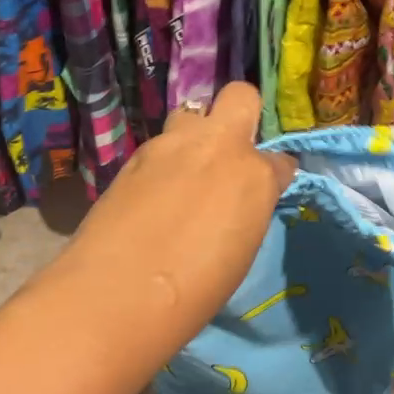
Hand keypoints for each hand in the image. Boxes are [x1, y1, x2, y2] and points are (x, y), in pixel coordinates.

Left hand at [62, 83, 296, 339]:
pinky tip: (152, 193)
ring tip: (185, 171)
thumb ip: (247, 209)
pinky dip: (163, 162)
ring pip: (191, 114)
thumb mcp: (241, 249)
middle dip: (242, 113)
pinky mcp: (135, 156)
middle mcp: (219, 146)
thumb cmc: (193, 292)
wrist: (113, 298)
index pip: (280, 160)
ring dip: (195, 135)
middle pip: (240, 96)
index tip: (264, 191)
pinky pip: (159, 146)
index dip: (274, 174)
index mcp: (256, 174)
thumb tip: (240, 201)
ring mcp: (173, 145)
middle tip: (231, 150)